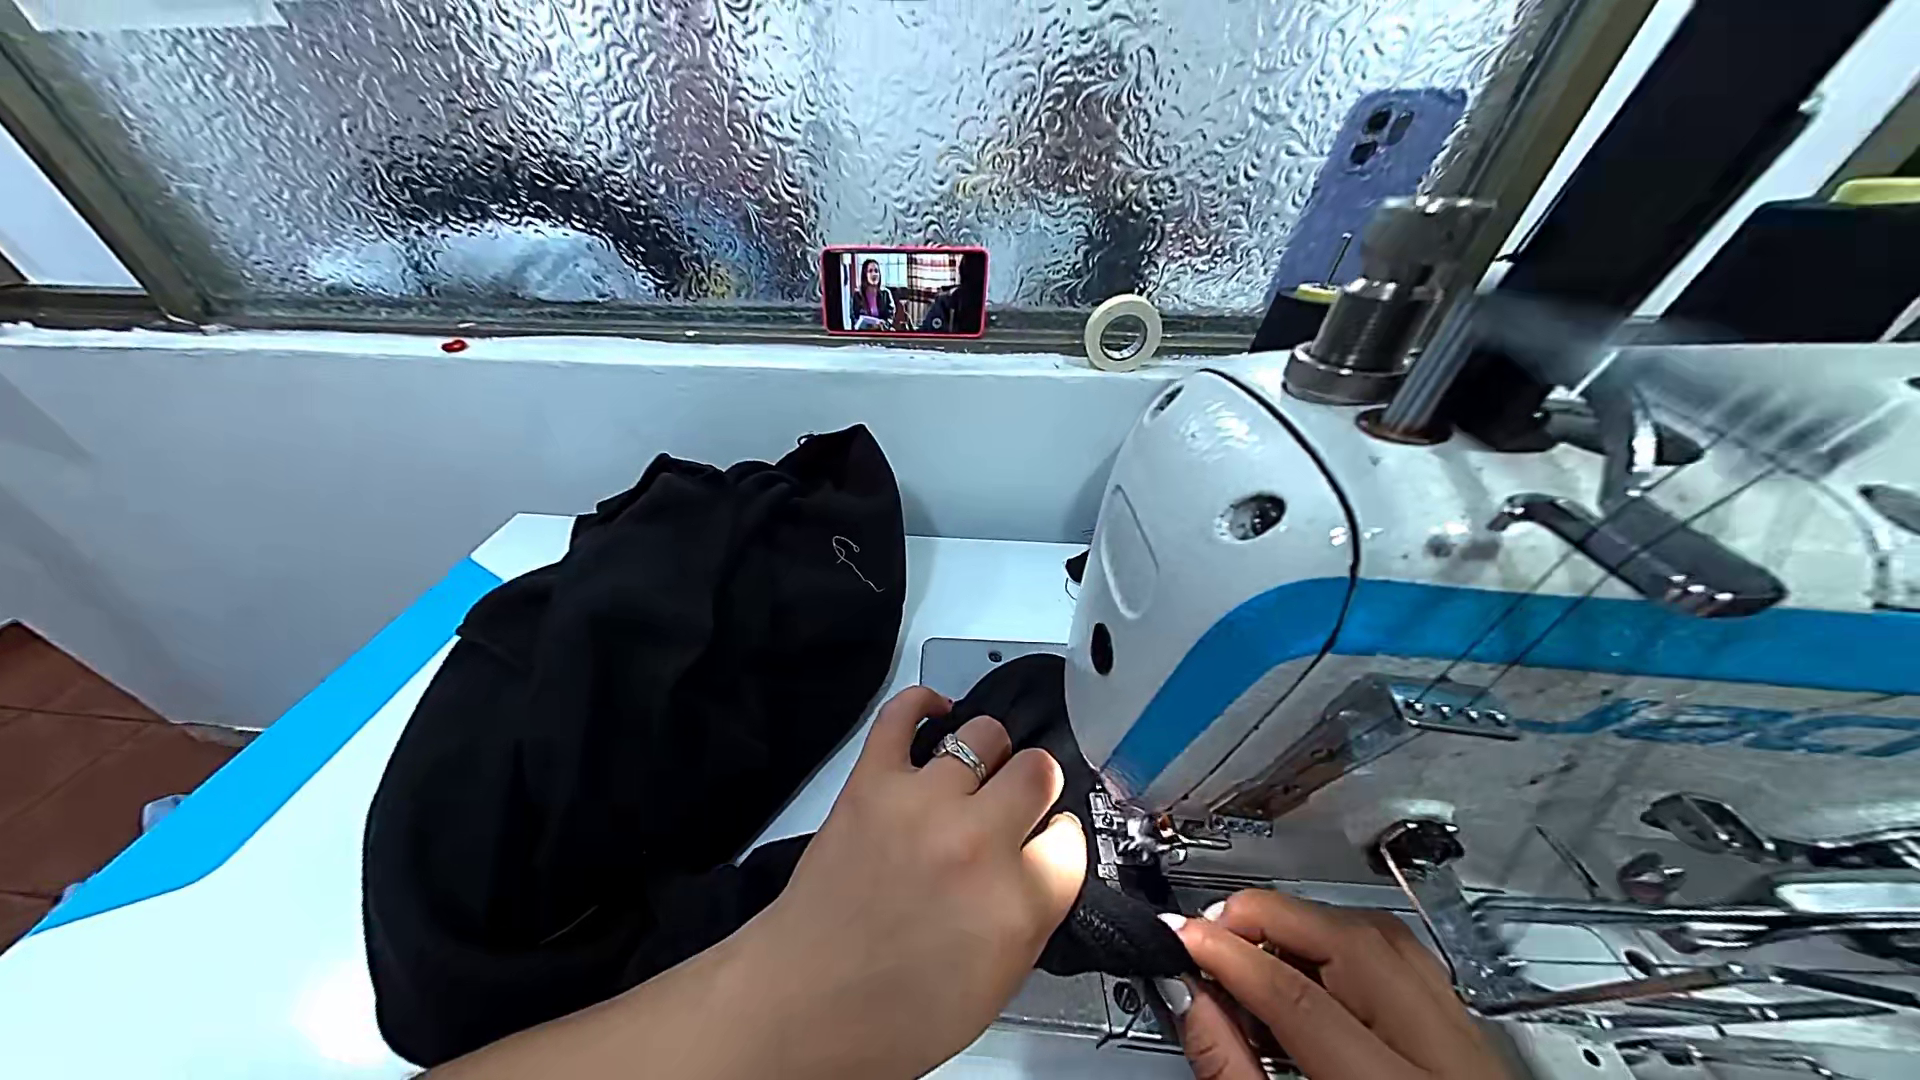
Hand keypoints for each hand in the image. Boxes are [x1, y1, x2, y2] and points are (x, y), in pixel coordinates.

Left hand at [739, 686, 1086, 1077]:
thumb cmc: (895, 1009)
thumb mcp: (998, 979)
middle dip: (1034, 785)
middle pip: (1038, 770)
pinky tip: (937, 713)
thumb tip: (1048, 856)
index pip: (1071, 838)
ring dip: (989, 752)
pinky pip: (904, 713)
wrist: (807, 1002)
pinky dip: (923, 703)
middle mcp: (975, 843)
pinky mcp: (873, 780)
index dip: (1060, 837)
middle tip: (1014, 799)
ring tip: (974, 773)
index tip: (1047, 836)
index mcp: (1015, 903)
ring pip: (986, 733)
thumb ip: (1035, 909)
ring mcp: (923, 803)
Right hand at [1164, 890, 1510, 1079]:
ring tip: (1250, 948)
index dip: (1227, 954)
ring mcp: (1474, 1049)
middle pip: (1348, 943)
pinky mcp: (1469, 1034)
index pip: (1301, 999)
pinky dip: (1335, 941)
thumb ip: (1231, 1069)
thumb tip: (1187, 992)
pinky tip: (1300, 962)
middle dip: (1264, 919)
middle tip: (1211, 934)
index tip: (1181, 935)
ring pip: (1375, 933)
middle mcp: (1457, 1069)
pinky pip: (1397, 953)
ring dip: (1297, 924)